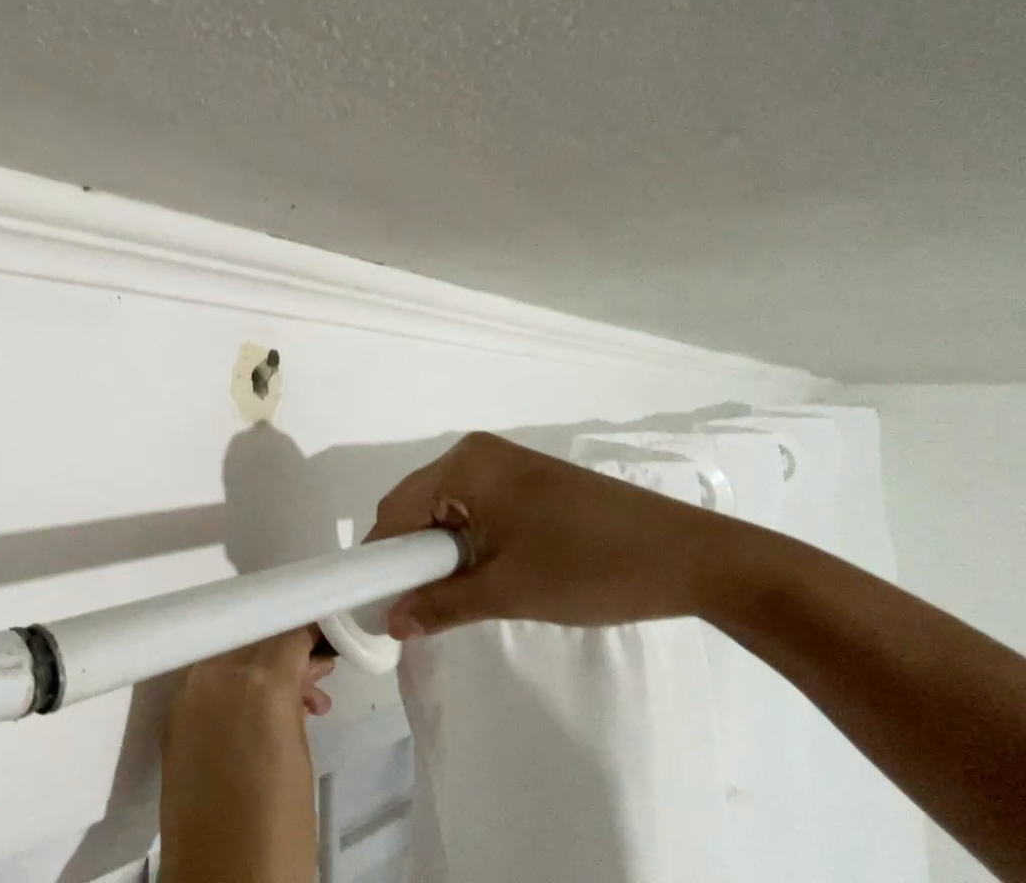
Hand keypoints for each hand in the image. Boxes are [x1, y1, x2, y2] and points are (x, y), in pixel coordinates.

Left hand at [160, 627, 332, 882]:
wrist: (221, 879)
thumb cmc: (277, 828)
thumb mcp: (300, 757)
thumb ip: (295, 701)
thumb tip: (302, 672)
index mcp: (255, 683)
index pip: (285, 632)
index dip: (310, 631)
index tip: (328, 637)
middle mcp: (212, 676)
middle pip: (252, 638)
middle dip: (284, 648)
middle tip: (318, 675)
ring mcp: (186, 696)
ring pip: (227, 657)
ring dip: (259, 668)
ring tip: (300, 706)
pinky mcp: (171, 719)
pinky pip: (206, 684)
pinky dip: (233, 687)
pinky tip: (259, 718)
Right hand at [367, 432, 738, 636]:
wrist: (700, 560)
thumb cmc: (595, 568)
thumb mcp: (509, 592)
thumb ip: (439, 605)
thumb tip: (390, 625)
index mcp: (464, 465)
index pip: (394, 512)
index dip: (380, 560)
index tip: (377, 604)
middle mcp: (475, 453)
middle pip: (415, 506)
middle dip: (410, 556)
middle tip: (416, 604)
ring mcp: (505, 464)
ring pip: (444, 509)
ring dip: (439, 551)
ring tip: (453, 593)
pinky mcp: (528, 480)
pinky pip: (473, 507)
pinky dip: (467, 540)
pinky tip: (483, 572)